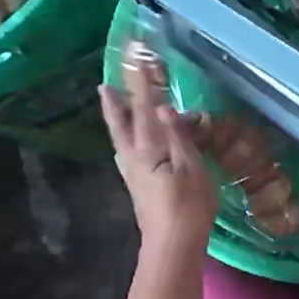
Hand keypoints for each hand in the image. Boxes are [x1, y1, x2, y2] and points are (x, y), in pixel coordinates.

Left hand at [99, 70, 216, 256]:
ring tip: (111, 99)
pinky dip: (123, 134)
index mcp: (149, 147)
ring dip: (116, 115)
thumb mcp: (192, 168)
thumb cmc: (188, 207)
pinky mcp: (137, 186)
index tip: (138, 53)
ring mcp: (133, 173)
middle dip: (117, 98)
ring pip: (121, 136)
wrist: (172, 246)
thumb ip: (178, 136)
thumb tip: (162, 107)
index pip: (144, 105)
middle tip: (106, 81)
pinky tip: (127, 140)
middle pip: (122, 121)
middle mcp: (134, 156)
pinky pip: (126, 150)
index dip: (142, 78)